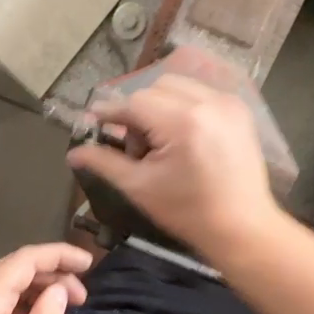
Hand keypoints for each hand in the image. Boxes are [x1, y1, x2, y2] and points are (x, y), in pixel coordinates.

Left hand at [0, 243, 92, 313]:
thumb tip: (60, 290)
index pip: (26, 260)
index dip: (60, 255)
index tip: (89, 263)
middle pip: (13, 266)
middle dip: (51, 274)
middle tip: (81, 296)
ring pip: (2, 281)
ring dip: (34, 287)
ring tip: (63, 306)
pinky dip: (16, 300)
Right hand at [66, 65, 286, 256]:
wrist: (240, 227)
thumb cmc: (187, 213)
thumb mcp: (140, 188)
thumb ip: (105, 163)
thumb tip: (73, 153)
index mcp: (182, 122)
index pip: (135, 102)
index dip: (111, 112)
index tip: (93, 122)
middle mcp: (208, 102)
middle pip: (155, 88)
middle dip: (138, 112)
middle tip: (137, 149)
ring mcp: (228, 103)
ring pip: (178, 86)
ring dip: (160, 106)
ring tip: (161, 143)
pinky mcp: (239, 109)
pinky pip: (201, 93)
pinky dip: (183, 107)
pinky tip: (181, 138)